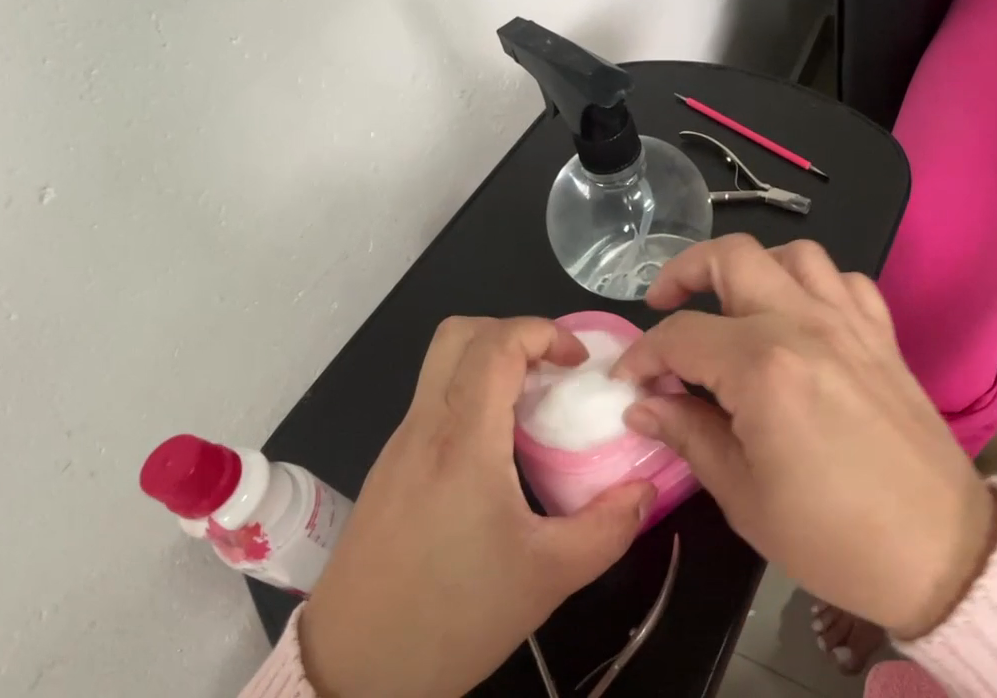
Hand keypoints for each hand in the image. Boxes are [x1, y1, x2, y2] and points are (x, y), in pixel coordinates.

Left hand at [300, 317, 654, 697]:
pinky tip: (500, 452)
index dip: (544, 331)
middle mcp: (425, 428)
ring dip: (491, 364)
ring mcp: (399, 447)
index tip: (579, 363)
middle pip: (458, 334)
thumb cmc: (453, 619)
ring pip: (441, 366)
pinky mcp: (389, 470)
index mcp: (463, 442)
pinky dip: (472, 397)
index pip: (496, 343)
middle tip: (554, 372)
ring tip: (535, 410)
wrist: (352, 671)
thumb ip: (608, 527)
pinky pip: (433, 403)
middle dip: (514, 333)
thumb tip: (645, 488)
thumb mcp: (549, 578)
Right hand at [613, 236, 996, 639]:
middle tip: (662, 306)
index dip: (642, 354)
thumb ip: (689, 435)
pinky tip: (799, 317)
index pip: (681, 336)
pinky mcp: (883, 336)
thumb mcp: (743, 497)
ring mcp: (850, 323)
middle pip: (733, 258)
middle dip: (683, 273)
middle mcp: (805, 325)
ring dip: (752, 268)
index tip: (627, 381)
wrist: (940, 552)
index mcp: (763, 367)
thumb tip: (643, 405)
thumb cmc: (832, 537)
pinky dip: (812, 284)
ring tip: (731, 305)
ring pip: (793, 254)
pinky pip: (845, 281)